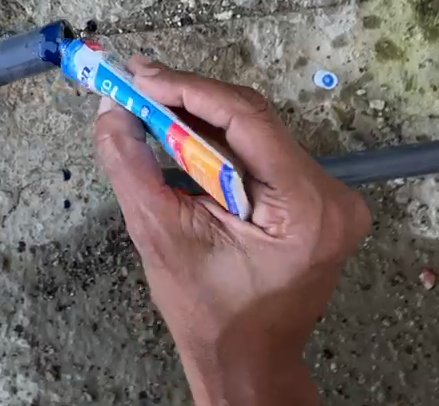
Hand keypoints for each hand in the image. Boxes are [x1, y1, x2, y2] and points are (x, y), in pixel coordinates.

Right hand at [93, 58, 370, 405]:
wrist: (247, 364)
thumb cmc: (208, 314)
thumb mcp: (159, 236)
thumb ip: (130, 166)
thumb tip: (109, 108)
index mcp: (306, 208)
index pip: (246, 120)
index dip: (189, 89)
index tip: (139, 75)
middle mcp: (329, 193)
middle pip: (250, 117)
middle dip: (188, 97)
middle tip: (135, 81)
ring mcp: (326, 194)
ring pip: (251, 126)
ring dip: (197, 112)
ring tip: (146, 98)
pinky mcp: (310, 195)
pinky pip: (255, 146)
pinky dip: (212, 134)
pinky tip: (175, 124)